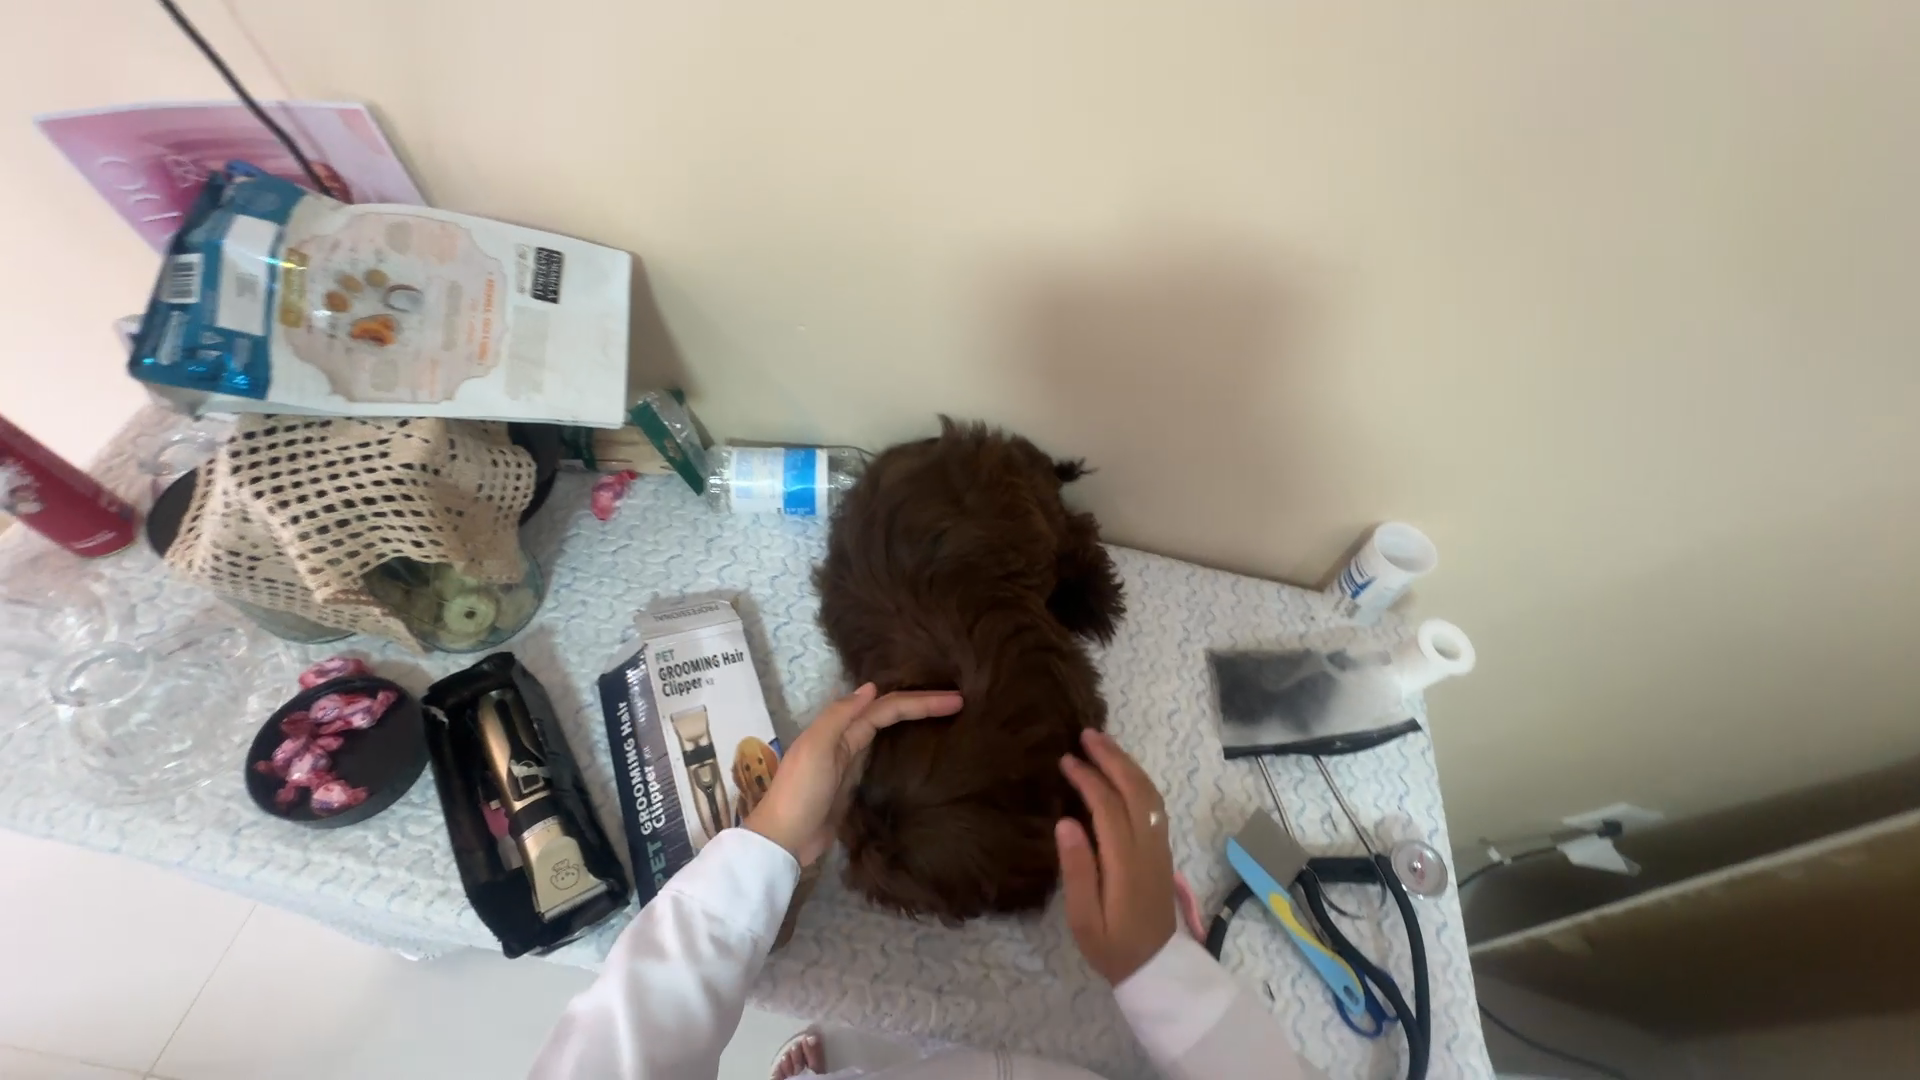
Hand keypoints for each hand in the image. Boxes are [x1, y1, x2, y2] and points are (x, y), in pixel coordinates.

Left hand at [745, 683, 962, 865]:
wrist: (783, 840)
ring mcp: (853, 762)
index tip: (956, 699)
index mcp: (841, 726)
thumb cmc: (800, 792)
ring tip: (947, 717)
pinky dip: (905, 744)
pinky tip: (920, 748)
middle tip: (961, 702)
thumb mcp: (816, 748)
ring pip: (890, 731)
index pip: (888, 706)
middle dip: (924, 705)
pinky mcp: (857, 785)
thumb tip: (872, 688)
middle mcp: (848, 738)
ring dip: (916, 720)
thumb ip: (840, 716)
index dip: (921, 701)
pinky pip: (886, 755)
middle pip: (892, 713)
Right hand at [1056, 729, 1175, 984]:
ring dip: (1127, 763)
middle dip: (1112, 758)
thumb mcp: (1084, 919)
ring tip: (1102, 743)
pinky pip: (1155, 802)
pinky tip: (1122, 770)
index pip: (1108, 807)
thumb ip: (1076, 870)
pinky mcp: (1163, 848)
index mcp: (1126, 863)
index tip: (1066, 761)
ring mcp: (1161, 845)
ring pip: (1149, 793)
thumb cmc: (1111, 945)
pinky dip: (1138, 778)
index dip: (1088, 779)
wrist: (1157, 968)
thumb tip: (1065, 822)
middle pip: (1135, 790)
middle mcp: (1149, 846)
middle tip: (1086, 734)